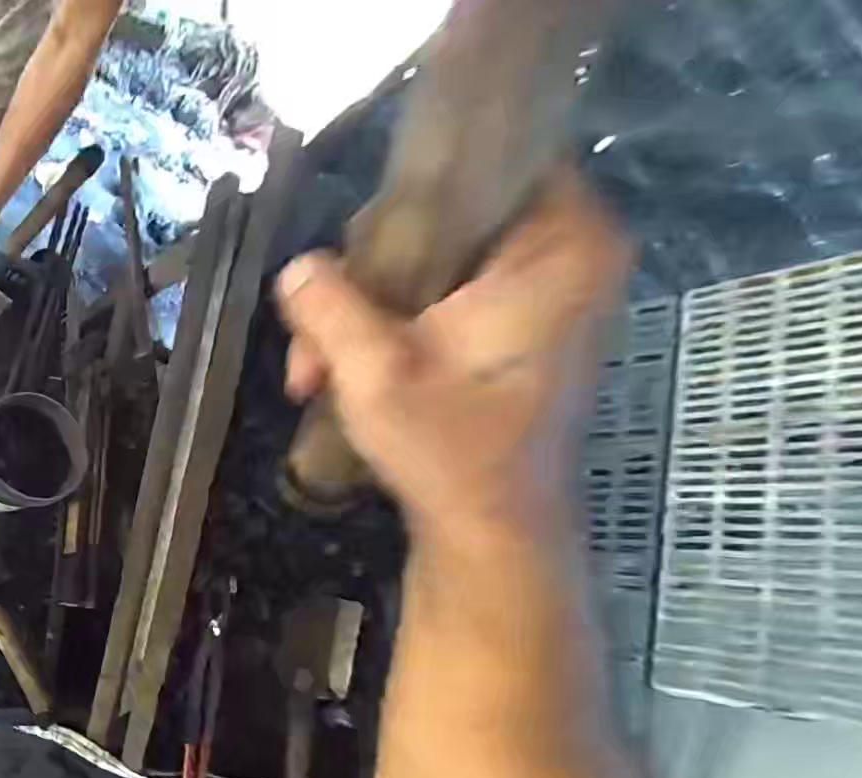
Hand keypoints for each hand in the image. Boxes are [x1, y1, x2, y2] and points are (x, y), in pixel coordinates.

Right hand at [275, 170, 630, 547]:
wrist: (488, 529)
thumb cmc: (447, 447)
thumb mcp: (372, 370)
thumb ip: (328, 307)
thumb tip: (296, 268)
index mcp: (560, 245)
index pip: (487, 164)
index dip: (407, 200)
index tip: (351, 258)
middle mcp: (566, 259)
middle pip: (445, 225)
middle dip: (362, 285)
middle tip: (313, 348)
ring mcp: (541, 301)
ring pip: (431, 271)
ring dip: (362, 318)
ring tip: (316, 377)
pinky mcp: (515, 338)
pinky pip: (440, 305)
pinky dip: (390, 334)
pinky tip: (347, 377)